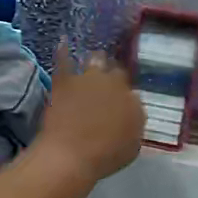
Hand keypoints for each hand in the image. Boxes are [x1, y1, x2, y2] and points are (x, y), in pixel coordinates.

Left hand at [32, 41, 144, 185]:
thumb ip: (134, 121)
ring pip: (95, 60)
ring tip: (94, 62)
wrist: (71, 154)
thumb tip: (132, 106)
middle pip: (116, 71)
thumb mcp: (133, 144)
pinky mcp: (65, 81)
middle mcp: (114, 83)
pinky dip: (63, 51)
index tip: (120, 100)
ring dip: (96, 61)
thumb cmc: (106, 156)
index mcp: (133, 99)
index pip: (132, 90)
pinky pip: (63, 60)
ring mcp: (88, 78)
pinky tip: (63, 42)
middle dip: (113, 74)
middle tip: (107, 83)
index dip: (125, 93)